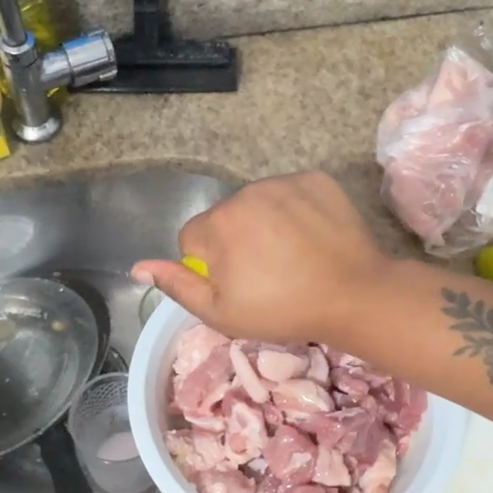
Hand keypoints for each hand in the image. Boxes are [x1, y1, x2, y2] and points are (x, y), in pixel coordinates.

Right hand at [132, 171, 392, 344]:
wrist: (354, 295)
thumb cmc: (281, 311)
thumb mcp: (221, 312)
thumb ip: (177, 285)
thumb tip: (137, 266)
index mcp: (217, 224)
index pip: (192, 239)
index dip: (210, 266)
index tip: (237, 285)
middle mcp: (245, 192)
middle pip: (224, 218)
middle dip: (236, 242)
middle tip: (266, 274)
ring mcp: (284, 182)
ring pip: (257, 204)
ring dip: (264, 224)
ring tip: (291, 256)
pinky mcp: (316, 179)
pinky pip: (291, 192)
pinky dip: (296, 211)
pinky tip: (312, 238)